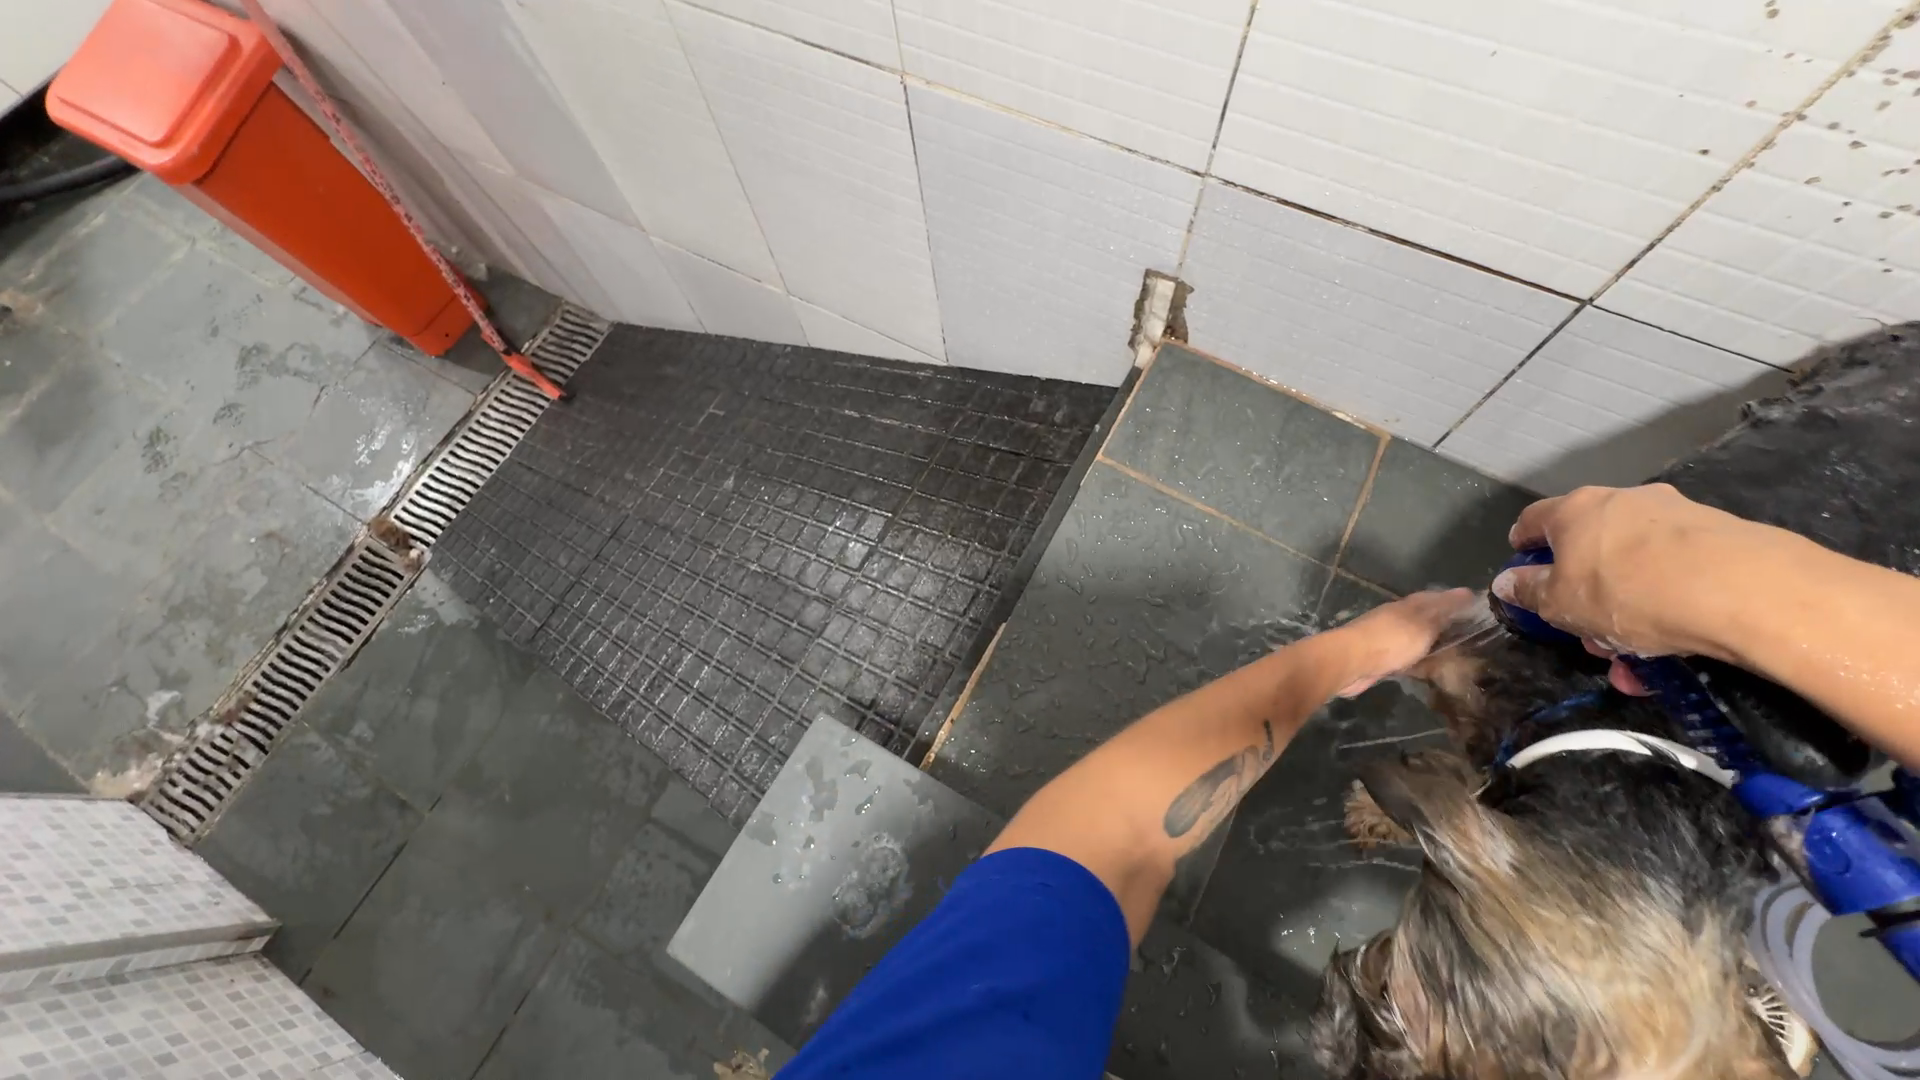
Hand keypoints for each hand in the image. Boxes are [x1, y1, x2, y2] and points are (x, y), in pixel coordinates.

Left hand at [1324, 588, 1477, 695]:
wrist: (1351, 662)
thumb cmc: (1391, 639)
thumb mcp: (1424, 622)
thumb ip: (1444, 609)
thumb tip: (1466, 591)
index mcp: (1406, 606)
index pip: (1434, 598)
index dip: (1454, 601)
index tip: (1476, 607)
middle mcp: (1396, 620)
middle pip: (1425, 620)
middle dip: (1446, 626)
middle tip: (1473, 636)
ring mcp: (1388, 641)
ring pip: (1418, 641)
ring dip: (1434, 646)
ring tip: (1460, 656)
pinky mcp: (1382, 661)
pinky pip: (1409, 661)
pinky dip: (1423, 664)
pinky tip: (1436, 672)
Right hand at [1491, 484, 1789, 661]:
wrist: (1749, 592)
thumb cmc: (1629, 591)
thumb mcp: (1560, 604)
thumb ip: (1528, 592)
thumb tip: (1507, 582)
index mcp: (1575, 509)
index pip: (1532, 520)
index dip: (1522, 546)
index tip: (1522, 569)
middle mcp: (1624, 501)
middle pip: (1590, 545)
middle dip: (1583, 589)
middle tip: (1584, 628)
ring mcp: (1679, 515)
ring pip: (1636, 566)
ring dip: (1627, 607)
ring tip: (1634, 653)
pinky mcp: (1726, 538)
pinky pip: (1679, 574)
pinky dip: (1669, 606)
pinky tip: (1675, 648)